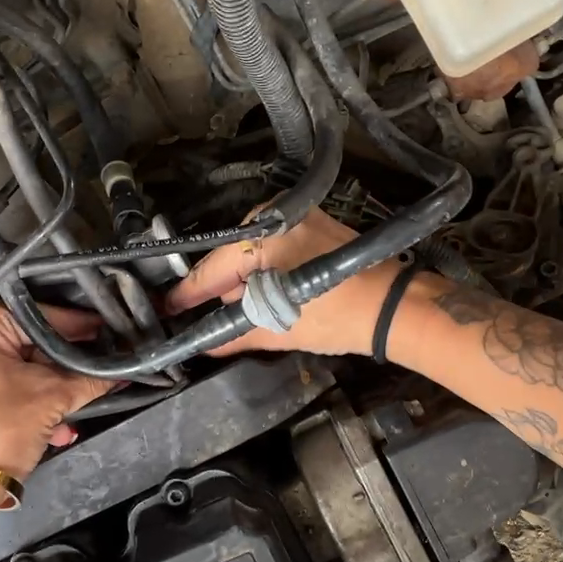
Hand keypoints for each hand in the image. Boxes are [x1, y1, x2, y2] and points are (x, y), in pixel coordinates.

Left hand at [0, 304, 116, 479]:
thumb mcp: (52, 398)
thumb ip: (89, 379)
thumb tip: (115, 372)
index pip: (37, 317)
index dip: (75, 328)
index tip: (100, 333)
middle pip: (24, 344)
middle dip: (59, 369)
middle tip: (88, 375)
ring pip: (11, 370)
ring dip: (45, 393)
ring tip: (68, 412)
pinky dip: (22, 402)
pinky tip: (49, 425)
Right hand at [163, 211, 404, 356]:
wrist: (395, 306)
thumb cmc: (337, 316)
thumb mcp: (280, 329)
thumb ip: (235, 334)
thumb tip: (206, 345)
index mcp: (263, 237)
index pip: (214, 269)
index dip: (189, 293)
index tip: (167, 307)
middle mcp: (275, 216)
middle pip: (231, 259)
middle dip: (225, 290)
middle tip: (219, 318)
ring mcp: (296, 216)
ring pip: (252, 255)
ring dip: (248, 283)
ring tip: (257, 311)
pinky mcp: (313, 224)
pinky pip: (274, 250)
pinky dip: (269, 273)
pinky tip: (275, 296)